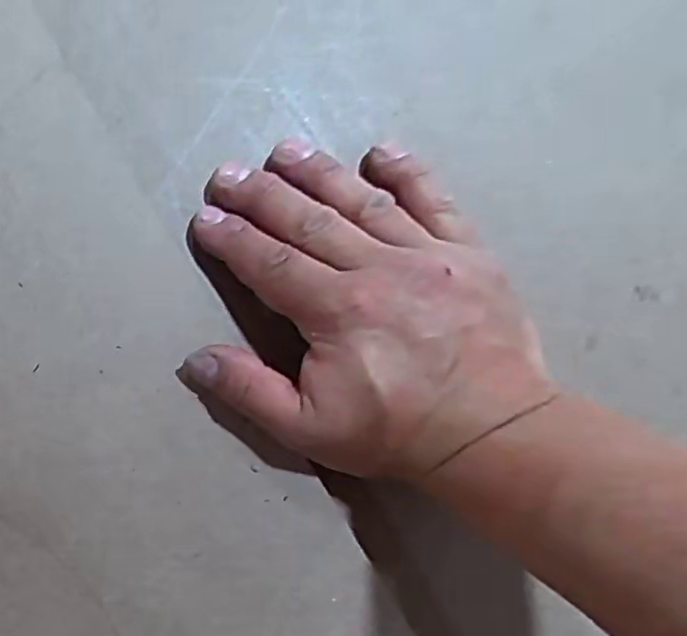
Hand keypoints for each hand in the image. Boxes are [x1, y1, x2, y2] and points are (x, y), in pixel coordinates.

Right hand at [180, 139, 559, 478]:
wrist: (490, 431)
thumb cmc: (387, 433)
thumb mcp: (302, 426)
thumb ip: (248, 390)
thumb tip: (196, 361)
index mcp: (337, 312)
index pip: (271, 265)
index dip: (233, 240)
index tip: (205, 219)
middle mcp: (380, 271)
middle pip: (309, 223)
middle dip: (262, 196)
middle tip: (227, 174)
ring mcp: (430, 256)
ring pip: (363, 203)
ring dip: (320, 175)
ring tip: (285, 151)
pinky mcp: (470, 254)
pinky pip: (435, 201)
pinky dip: (407, 173)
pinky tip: (381, 152)